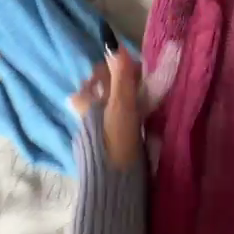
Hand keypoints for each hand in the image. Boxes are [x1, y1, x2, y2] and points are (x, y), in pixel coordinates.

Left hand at [70, 49, 142, 171]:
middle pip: (102, 93)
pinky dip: (129, 118)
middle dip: (120, 84)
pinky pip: (117, 124)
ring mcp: (97, 134)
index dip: (112, 69)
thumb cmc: (116, 142)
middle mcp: (87, 118)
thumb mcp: (121, 106)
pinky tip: (143, 121)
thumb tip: (116, 46)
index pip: (95, 77)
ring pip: (110, 109)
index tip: (133, 68)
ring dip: (126, 101)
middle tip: (143, 82)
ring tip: (147, 99)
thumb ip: (121, 77)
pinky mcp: (108, 148)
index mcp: (86, 105)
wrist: (114, 187)